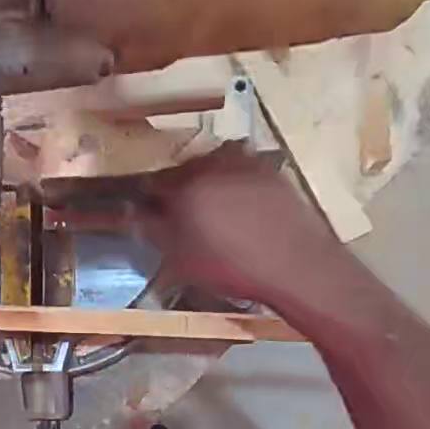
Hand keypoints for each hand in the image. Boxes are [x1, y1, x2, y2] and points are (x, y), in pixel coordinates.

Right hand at [141, 146, 357, 308]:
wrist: (298, 265)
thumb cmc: (234, 266)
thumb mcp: (183, 257)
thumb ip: (153, 230)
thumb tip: (131, 212)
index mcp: (183, 182)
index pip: (151, 183)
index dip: (146, 200)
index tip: (148, 214)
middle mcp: (212, 162)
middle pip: (183, 171)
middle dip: (178, 190)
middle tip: (182, 218)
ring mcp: (245, 162)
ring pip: (214, 169)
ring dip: (208, 186)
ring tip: (214, 216)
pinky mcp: (271, 172)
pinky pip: (242, 175)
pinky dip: (236, 188)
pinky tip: (242, 213)